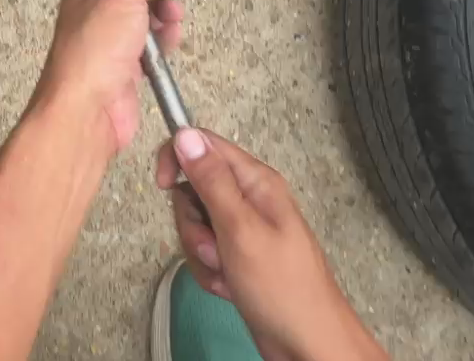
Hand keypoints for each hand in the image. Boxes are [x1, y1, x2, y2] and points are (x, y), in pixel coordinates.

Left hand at [27, 0, 188, 157]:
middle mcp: (96, 8)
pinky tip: (170, 39)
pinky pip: (151, 44)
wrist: (89, 106)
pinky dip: (165, 39)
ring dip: (164, 10)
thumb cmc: (91, 50)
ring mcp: (110, 36)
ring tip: (172, 13)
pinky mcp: (126, 63)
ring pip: (144, 13)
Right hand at [155, 129, 387, 360]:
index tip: (163, 185)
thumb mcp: (239, 227)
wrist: (310, 349)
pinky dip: (209, 269)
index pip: (202, 144)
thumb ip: (210, 180)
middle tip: (210, 247)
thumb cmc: (280, 285)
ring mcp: (243, 228)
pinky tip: (227, 286)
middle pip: (193, 187)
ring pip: (195, 221)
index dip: (177, 157)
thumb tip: (185, 133)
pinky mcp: (238, 255)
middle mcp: (248, 197)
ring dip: (200, 250)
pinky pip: (205, 249)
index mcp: (254, 180)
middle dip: (192, 221)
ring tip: (224, 273)